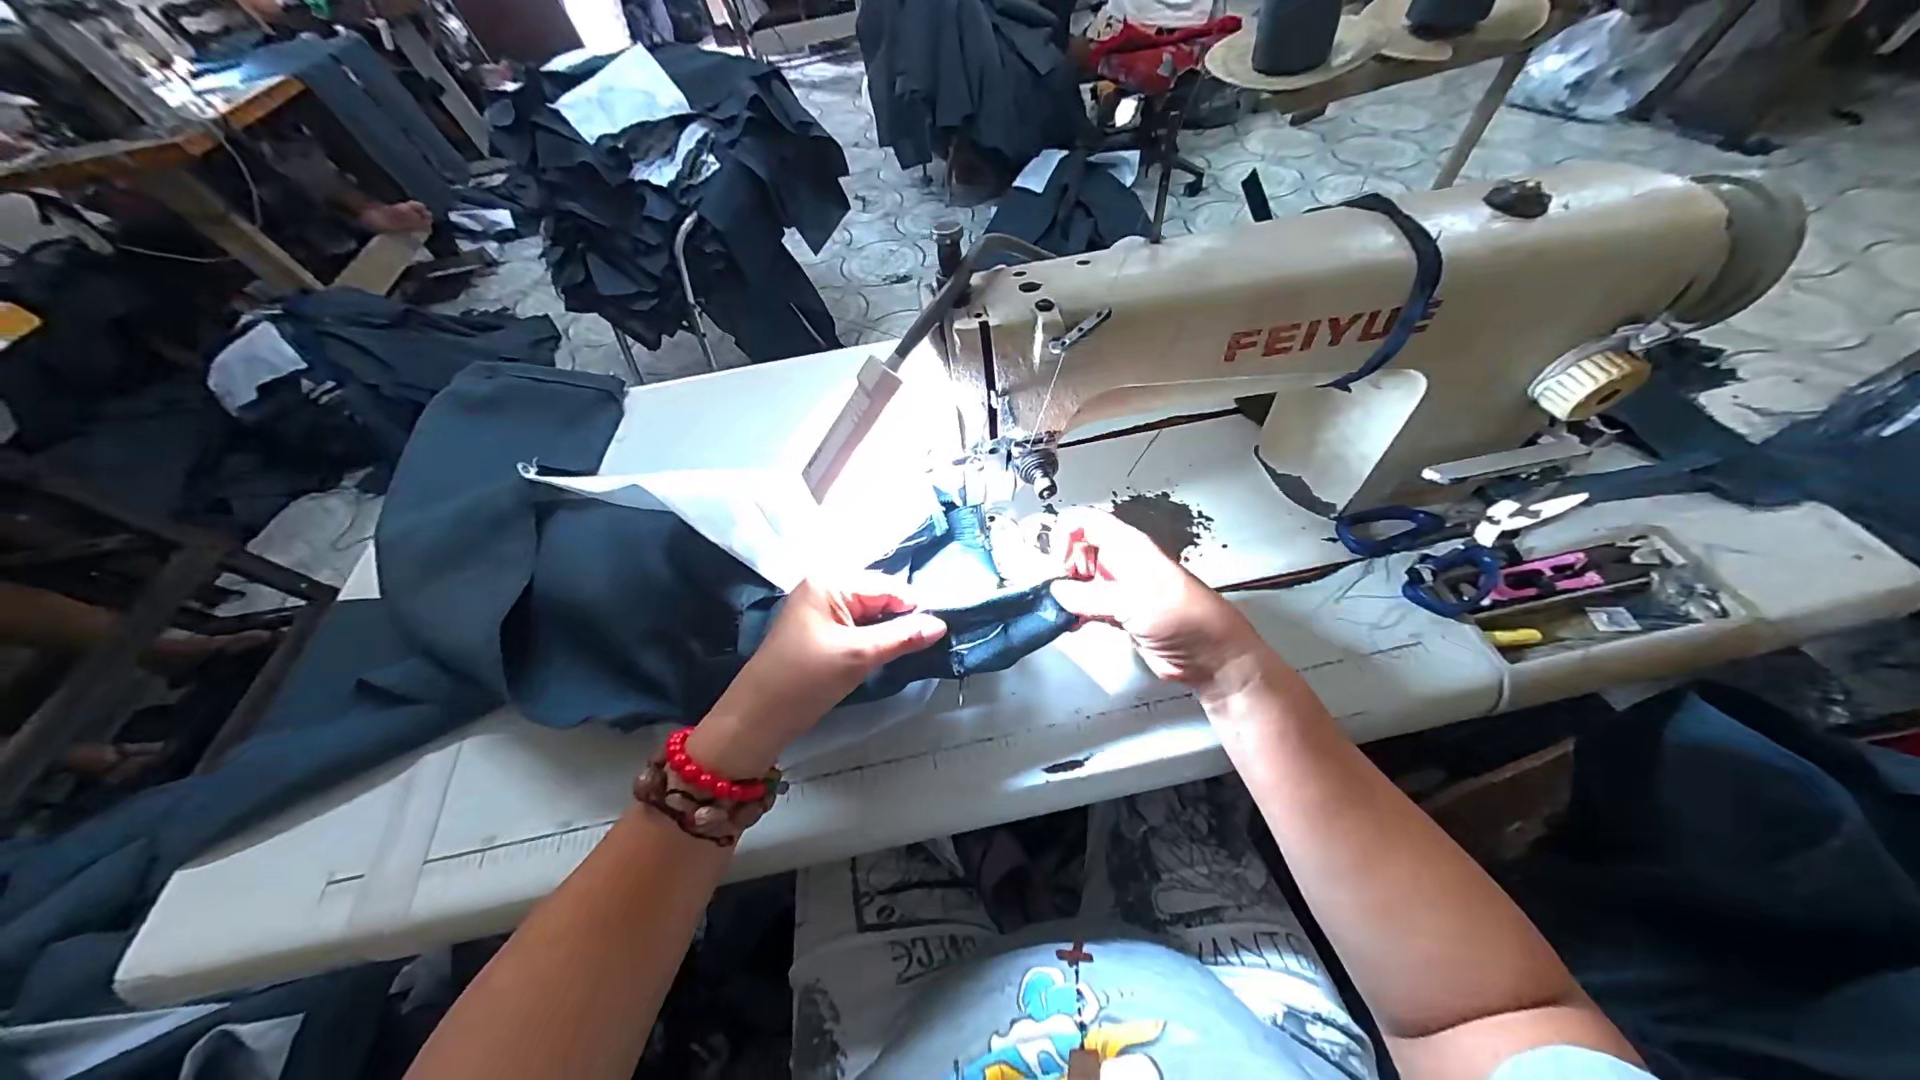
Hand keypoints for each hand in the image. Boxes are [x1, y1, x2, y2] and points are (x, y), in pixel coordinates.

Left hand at [686, 575, 945, 775]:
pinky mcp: (819, 632)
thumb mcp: (859, 656)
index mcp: (828, 581)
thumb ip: (902, 636)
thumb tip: (941, 624)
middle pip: (878, 596)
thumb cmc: (805, 680)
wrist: (757, 718)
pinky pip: (856, 627)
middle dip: (902, 617)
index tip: (939, 629)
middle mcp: (823, 587)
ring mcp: (819, 610)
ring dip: (889, 630)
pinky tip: (887, 653)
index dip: (913, 606)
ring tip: (912, 649)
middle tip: (930, 641)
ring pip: (869, 614)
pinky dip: (874, 639)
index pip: (885, 585)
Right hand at [1049, 509, 1268, 695]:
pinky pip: (1087, 606)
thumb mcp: (1131, 601)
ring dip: (1067, 594)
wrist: (1211, 656)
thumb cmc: (1186, 618)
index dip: (1066, 536)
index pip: (1086, 522)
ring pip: (1081, 580)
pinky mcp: (1120, 614)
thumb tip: (1059, 592)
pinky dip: (1075, 613)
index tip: (1058, 562)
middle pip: (1078, 550)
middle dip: (1063, 568)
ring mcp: (1120, 589)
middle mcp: (1122, 562)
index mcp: (1129, 546)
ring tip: (1063, 609)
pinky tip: (1072, 623)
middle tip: (1059, 589)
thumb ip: (1088, 595)